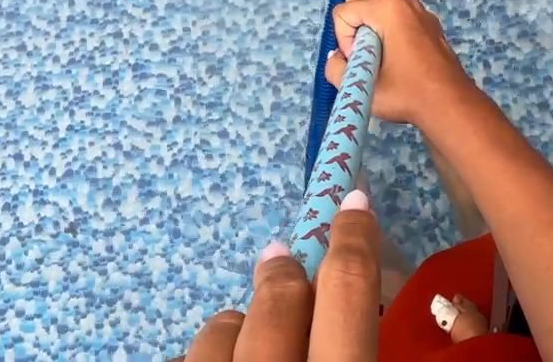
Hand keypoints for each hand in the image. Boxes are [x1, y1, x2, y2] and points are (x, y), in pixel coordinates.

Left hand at [176, 193, 381, 360]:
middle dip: (284, 274)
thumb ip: (361, 344)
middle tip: (284, 263)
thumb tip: (366, 304)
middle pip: (279, 297)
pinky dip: (211, 358)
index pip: (347, 288)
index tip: (356, 205)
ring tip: (253, 345)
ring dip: (241, 326)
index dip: (353, 237)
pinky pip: (186, 361)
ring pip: (223, 329)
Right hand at [325, 0, 477, 127]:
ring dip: (370, 30)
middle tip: (365, 57)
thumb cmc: (406, 93)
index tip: (360, 62)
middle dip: (354, 28)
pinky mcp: (429, 22)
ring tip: (381, 61)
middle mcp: (403, 1)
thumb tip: (338, 57)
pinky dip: (388, 31)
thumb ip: (336, 69)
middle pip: (359, 0)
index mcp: (387, 8)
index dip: (344, 40)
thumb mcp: (361, 86)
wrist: (450, 104)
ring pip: (378, 8)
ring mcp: (419, 10)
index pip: (343, 12)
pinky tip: (399, 60)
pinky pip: (396, 17)